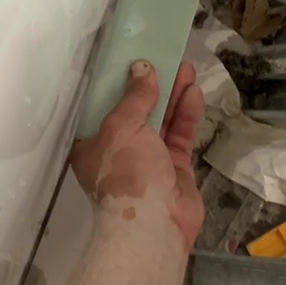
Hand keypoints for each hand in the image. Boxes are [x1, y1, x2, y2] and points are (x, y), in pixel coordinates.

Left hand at [70, 60, 204, 250]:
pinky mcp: (173, 168)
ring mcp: (147, 160)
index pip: (102, 106)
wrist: (153, 225)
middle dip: (152, 85)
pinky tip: (193, 94)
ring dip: (173, 95)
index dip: (117, 83)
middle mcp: (117, 150)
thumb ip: (135, 97)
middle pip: (136, 110)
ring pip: (161, 121)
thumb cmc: (124, 174)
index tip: (132, 61)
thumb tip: (143, 70)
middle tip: (166, 59)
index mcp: (92, 143)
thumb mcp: (121, 126)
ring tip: (186, 69)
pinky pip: (179, 135)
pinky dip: (186, 115)